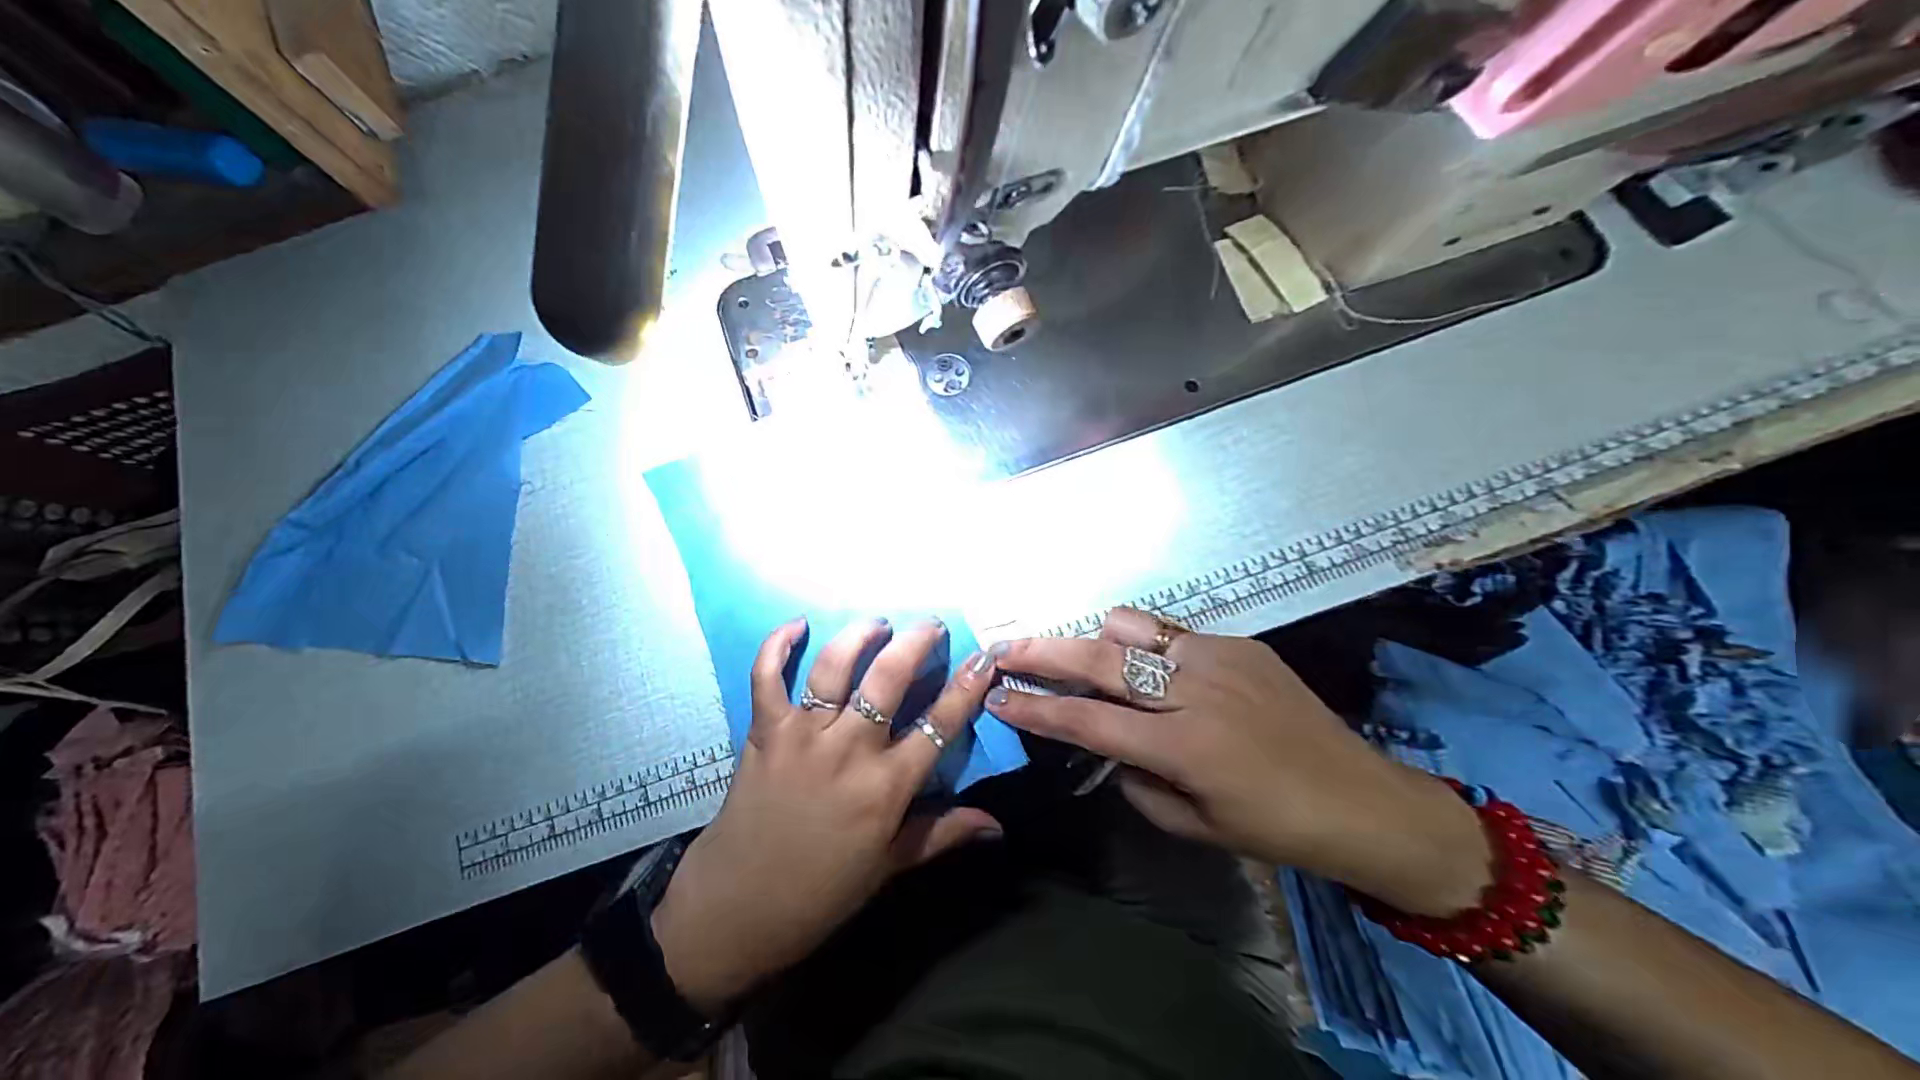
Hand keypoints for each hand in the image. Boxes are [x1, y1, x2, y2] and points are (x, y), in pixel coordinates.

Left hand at [650, 617, 1002, 1015]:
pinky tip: (797, 625)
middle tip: (931, 625)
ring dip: (859, 636)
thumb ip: (943, 834)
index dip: (966, 687)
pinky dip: (777, 646)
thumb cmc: (821, 892)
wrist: (737, 909)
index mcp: (887, 787)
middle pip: (889, 678)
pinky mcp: (764, 732)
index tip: (983, 657)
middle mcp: (849, 751)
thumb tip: (997, 825)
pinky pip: (767, 677)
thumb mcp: (890, 867)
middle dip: (916, 642)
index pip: (938, 725)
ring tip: (877, 623)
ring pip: (835, 667)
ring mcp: (803, 736)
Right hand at [987, 608, 1490, 916]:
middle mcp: (1195, 691)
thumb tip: (1105, 747)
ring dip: (1095, 639)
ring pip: (1131, 626)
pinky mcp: (1239, 643)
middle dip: (1043, 653)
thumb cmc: (1275, 827)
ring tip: (1080, 657)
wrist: (1362, 798)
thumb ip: (1136, 782)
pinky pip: (1172, 634)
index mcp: (1184, 748)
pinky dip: (1146, 649)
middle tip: (1004, 648)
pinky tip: (1153, 672)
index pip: (1088, 722)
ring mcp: (1218, 657)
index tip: (997, 698)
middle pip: (1100, 659)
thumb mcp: (1194, 824)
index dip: (1036, 710)